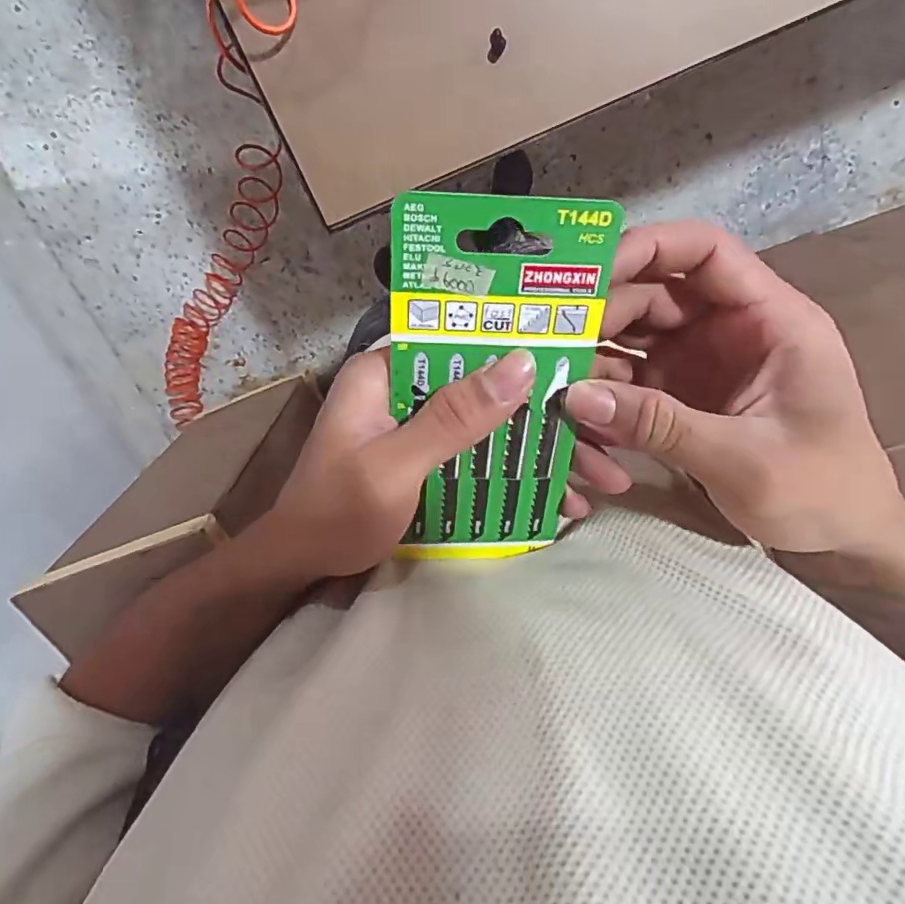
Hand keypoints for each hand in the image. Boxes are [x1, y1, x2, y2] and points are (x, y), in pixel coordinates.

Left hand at [267, 348, 578, 578]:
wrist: (301, 564)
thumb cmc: (338, 512)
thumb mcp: (397, 465)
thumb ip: (454, 417)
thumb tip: (521, 363)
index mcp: (383, 373)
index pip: (456, 339)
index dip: (516, 347)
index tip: (577, 360)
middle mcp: (398, 389)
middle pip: (480, 386)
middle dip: (541, 413)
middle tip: (603, 435)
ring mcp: (410, 424)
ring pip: (484, 422)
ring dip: (536, 448)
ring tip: (601, 477)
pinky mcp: (420, 456)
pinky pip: (473, 452)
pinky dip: (510, 472)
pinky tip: (558, 500)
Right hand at [563, 221, 904, 559]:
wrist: (838, 545)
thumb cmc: (821, 492)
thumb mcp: (742, 458)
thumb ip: (659, 423)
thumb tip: (574, 396)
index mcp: (768, 320)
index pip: (705, 252)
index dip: (646, 248)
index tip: (587, 274)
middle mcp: (724, 330)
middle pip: (649, 294)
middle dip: (601, 316)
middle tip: (555, 346)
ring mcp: (694, 363)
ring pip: (626, 337)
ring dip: (591, 360)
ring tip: (558, 391)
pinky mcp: (673, 396)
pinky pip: (622, 380)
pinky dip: (598, 398)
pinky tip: (581, 428)